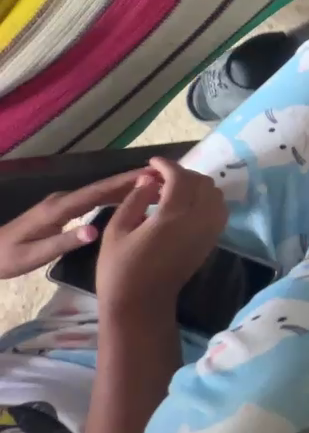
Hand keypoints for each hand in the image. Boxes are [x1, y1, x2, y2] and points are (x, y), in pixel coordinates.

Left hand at [0, 169, 146, 278]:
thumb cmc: (6, 259)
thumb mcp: (32, 256)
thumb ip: (65, 242)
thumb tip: (96, 230)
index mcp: (59, 208)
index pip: (99, 190)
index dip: (128, 180)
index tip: (156, 174)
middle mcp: (63, 200)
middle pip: (105, 187)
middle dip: (136, 181)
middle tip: (168, 179)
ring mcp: (63, 203)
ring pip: (102, 192)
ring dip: (130, 188)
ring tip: (159, 187)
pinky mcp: (64, 209)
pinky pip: (97, 198)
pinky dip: (118, 196)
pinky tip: (132, 199)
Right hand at [96, 158, 226, 320]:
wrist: (144, 298)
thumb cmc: (121, 267)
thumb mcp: (117, 231)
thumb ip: (135, 201)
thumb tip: (150, 180)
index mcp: (176, 213)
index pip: (181, 178)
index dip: (168, 166)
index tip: (154, 161)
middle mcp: (203, 215)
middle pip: (202, 182)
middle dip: (182, 174)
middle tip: (158, 177)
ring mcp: (214, 225)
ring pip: (214, 192)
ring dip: (196, 185)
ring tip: (169, 189)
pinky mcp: (216, 234)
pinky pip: (218, 206)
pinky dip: (205, 197)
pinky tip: (183, 203)